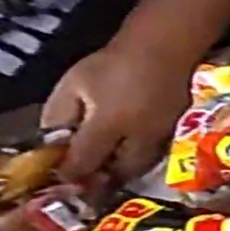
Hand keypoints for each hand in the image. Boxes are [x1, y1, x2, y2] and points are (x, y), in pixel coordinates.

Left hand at [42, 41, 197, 182]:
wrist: (162, 53)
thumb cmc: (112, 65)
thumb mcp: (72, 84)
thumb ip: (59, 114)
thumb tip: (54, 140)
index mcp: (109, 124)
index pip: (86, 159)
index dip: (71, 172)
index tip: (60, 178)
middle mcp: (138, 137)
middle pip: (122, 170)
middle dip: (105, 176)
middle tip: (89, 174)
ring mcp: (161, 135)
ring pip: (142, 164)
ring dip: (124, 168)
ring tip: (109, 164)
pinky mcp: (175, 130)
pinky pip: (154, 152)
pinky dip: (138, 156)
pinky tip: (128, 147)